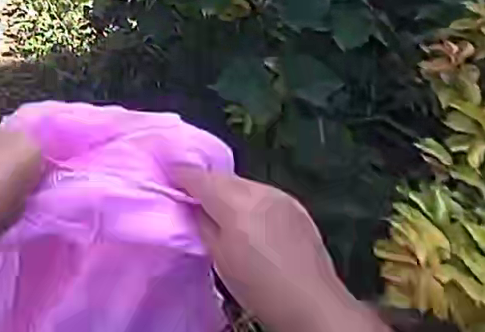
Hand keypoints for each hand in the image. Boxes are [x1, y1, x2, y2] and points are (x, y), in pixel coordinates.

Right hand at [174, 168, 384, 331]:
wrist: (318, 311)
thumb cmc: (261, 290)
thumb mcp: (219, 259)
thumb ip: (200, 222)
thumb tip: (189, 203)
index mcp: (232, 201)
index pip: (195, 175)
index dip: (178, 174)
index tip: (166, 178)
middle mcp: (254, 189)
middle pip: (218, 176)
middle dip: (205, 185)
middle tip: (194, 202)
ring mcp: (277, 194)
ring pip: (240, 183)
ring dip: (229, 193)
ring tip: (227, 217)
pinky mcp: (294, 204)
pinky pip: (261, 194)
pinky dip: (251, 202)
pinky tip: (254, 225)